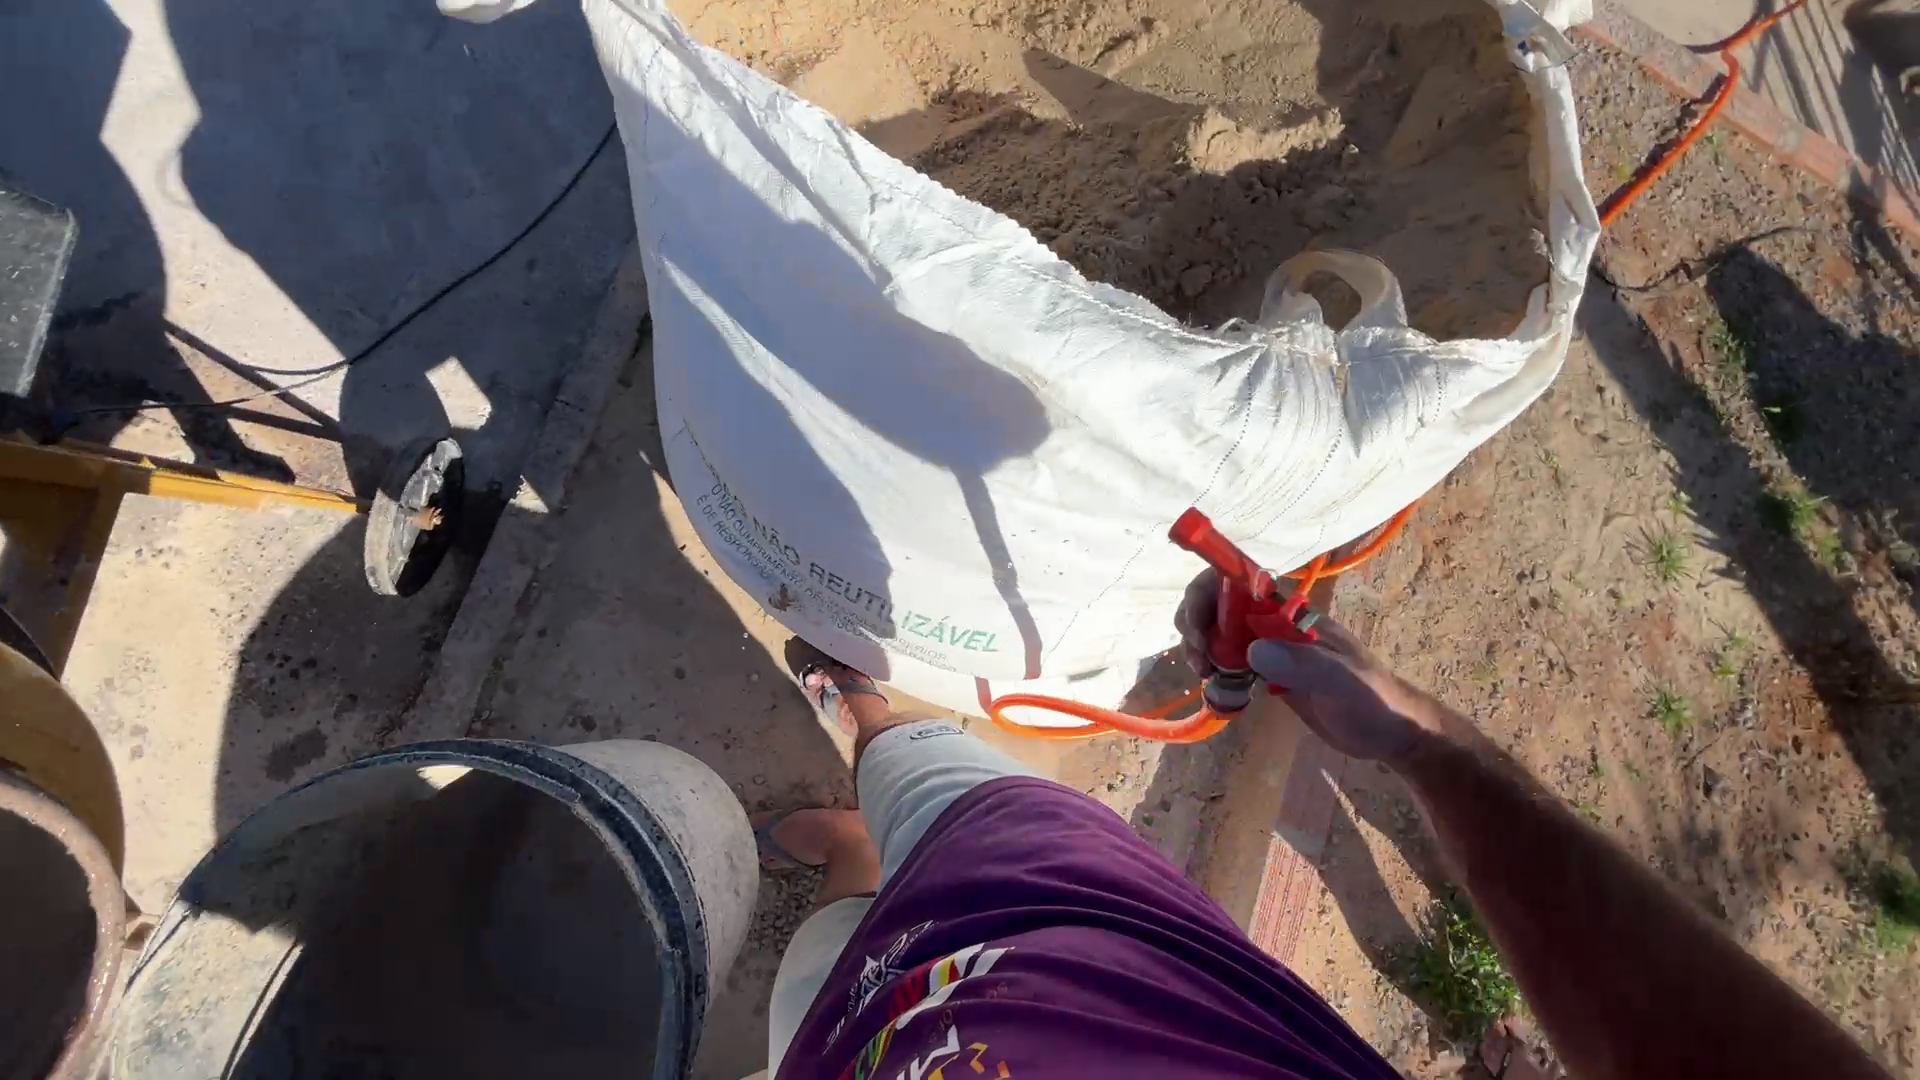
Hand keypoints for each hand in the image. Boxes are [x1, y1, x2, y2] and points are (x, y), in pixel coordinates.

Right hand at [1175, 569, 1442, 762]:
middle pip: (1217, 602)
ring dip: (1199, 646)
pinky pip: (1226, 658)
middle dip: (1196, 623)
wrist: (1389, 733)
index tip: (1199, 626)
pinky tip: (1215, 686)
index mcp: (1290, 610)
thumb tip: (1253, 650)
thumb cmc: (1372, 699)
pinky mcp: (1265, 671)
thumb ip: (1303, 662)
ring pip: (1216, 630)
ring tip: (1204, 673)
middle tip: (1200, 659)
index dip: (1208, 592)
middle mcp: (1272, 621)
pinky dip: (1212, 667)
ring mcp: (1267, 645)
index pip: (1238, 581)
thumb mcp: (1341, 679)